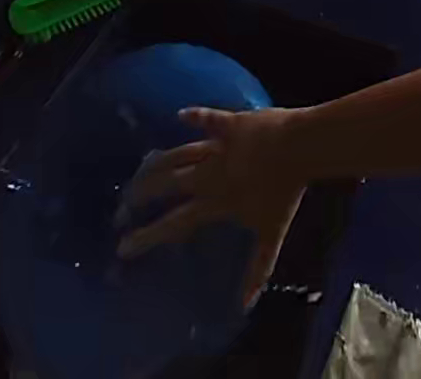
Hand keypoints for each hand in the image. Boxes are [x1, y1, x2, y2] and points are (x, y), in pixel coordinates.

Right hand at [116, 106, 306, 307]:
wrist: (297, 147)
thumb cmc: (284, 191)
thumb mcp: (272, 232)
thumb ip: (257, 268)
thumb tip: (245, 306)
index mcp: (215, 201)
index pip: (175, 223)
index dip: (148, 235)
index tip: (122, 246)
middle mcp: (209, 174)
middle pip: (169, 184)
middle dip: (143, 194)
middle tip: (123, 203)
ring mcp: (218, 146)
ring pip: (181, 154)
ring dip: (160, 161)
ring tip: (142, 167)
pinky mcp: (230, 124)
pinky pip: (210, 118)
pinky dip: (196, 115)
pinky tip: (181, 114)